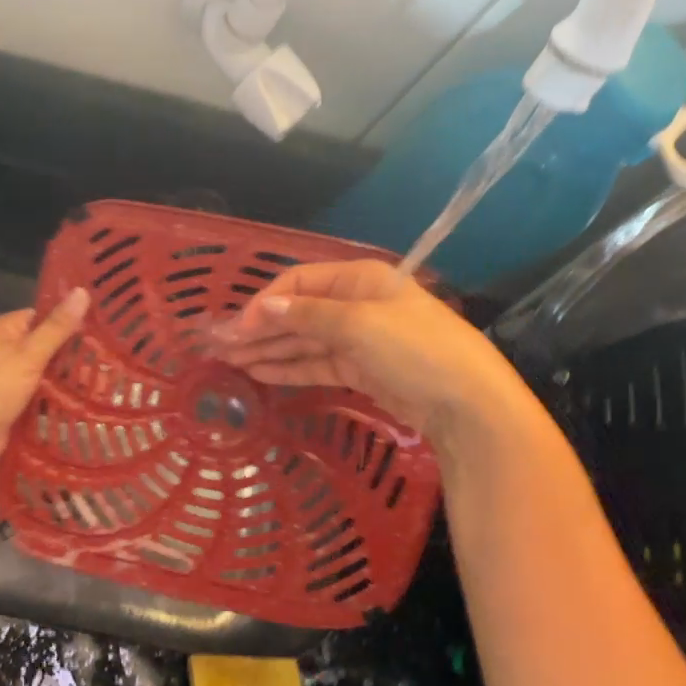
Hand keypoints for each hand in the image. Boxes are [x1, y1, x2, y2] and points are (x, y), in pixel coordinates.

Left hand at [0, 288, 90, 468]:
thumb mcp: (29, 355)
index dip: (69, 319)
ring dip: (70, 377)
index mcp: (5, 329)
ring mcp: (11, 376)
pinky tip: (87, 400)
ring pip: (47, 370)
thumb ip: (57, 327)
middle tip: (110, 358)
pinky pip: (43, 392)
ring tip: (107, 380)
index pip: (42, 315)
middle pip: (48, 344)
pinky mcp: (16, 400)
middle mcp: (7, 348)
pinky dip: (60, 395)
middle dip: (74, 353)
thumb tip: (82, 291)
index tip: (102, 326)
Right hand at [211, 260, 524, 439]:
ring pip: (301, 341)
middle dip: (257, 328)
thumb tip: (262, 307)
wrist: (467, 404)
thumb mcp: (358, 326)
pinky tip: (258, 373)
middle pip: (296, 313)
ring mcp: (357, 340)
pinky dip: (287, 368)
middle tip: (218, 347)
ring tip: (228, 362)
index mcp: (359, 281)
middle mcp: (355, 305)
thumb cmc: (416, 351)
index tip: (235, 329)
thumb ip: (306, 316)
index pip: (298, 284)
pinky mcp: (359, 371)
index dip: (263, 303)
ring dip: (266, 350)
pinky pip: (314, 365)